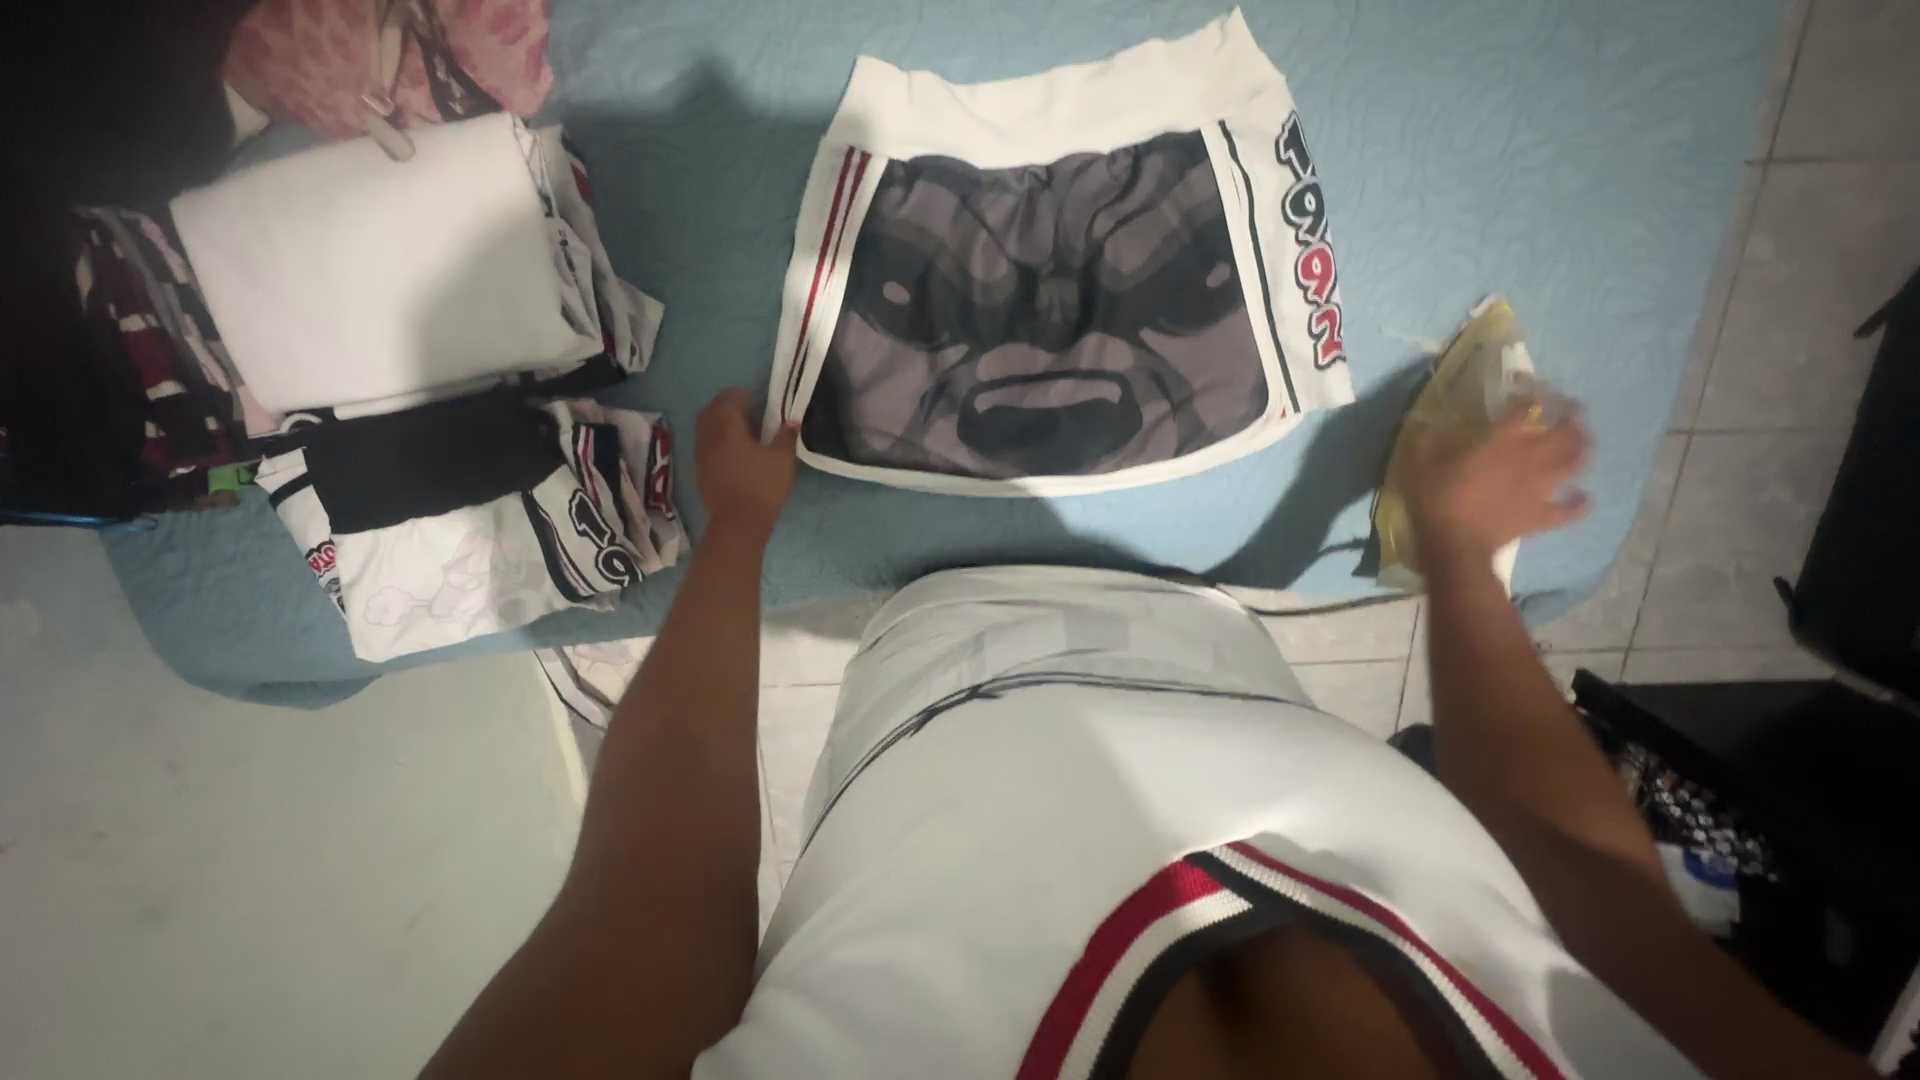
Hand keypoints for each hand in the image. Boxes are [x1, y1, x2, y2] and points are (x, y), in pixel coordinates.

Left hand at [695, 388, 798, 543]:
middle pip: (711, 410)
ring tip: (739, 428)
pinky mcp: (700, 471)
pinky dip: (716, 438)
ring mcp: (701, 455)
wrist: (739, 522)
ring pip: (705, 427)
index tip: (755, 396)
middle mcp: (709, 437)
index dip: (741, 394)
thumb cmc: (762, 486)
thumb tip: (791, 421)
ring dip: (719, 421)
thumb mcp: (782, 459)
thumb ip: (786, 436)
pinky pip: (705, 444)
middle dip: (726, 404)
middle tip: (745, 408)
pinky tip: (732, 450)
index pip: (728, 400)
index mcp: (727, 428)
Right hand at [1407, 403, 1589, 569]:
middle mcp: (1528, 460)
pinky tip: (1583, 498)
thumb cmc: (1437, 501)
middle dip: (1571, 420)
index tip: (1529, 396)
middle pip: (1563, 434)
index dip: (1530, 400)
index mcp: (1499, 444)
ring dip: (1583, 452)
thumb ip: (1425, 445)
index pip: (1523, 412)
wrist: (1455, 544)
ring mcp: (1540, 488)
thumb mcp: (1420, 467)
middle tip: (1573, 413)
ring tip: (1584, 445)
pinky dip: (1579, 504)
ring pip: (1575, 464)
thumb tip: (1425, 428)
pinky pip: (1570, 510)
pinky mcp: (1542, 515)